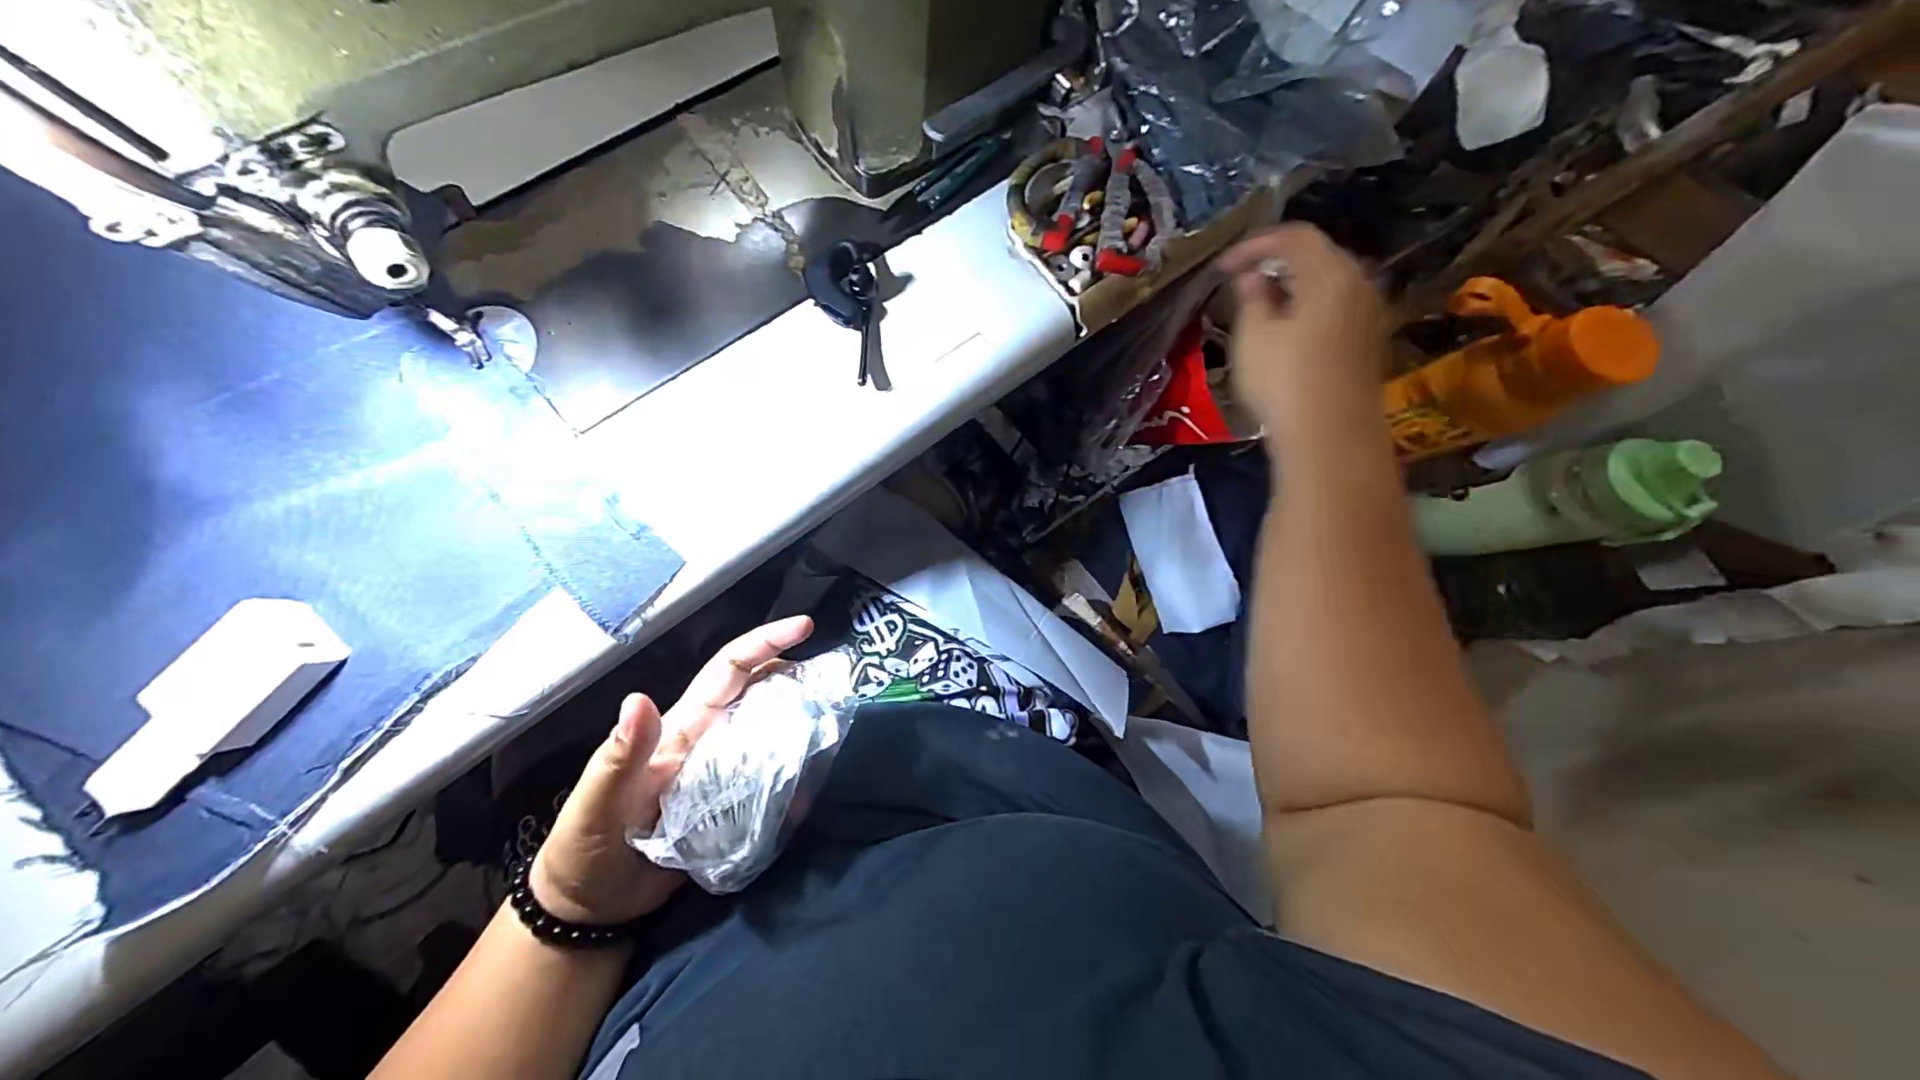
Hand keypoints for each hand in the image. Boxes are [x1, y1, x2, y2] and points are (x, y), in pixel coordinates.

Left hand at [528, 615, 814, 924]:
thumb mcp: (597, 802)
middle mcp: (710, 740)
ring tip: (835, 724)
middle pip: (761, 692)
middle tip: (834, 679)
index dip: (764, 643)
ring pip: (773, 731)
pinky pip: (773, 779)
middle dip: (797, 674)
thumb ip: (619, 756)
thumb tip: (639, 699)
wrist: (591, 906)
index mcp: (682, 727)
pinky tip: (814, 781)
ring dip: (803, 720)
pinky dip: (797, 774)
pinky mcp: (735, 805)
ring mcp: (725, 772)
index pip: (728, 671)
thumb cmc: (585, 847)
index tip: (805, 626)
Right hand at [1215, 225, 1389, 432]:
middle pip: (1317, 255)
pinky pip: (1335, 305)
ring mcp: (1368, 313)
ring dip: (1293, 285)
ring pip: (1327, 281)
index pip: (1294, 237)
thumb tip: (1251, 277)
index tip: (1222, 266)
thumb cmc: (1283, 381)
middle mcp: (1358, 283)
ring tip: (1259, 304)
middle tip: (1241, 279)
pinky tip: (1285, 327)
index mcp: (1331, 274)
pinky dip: (1308, 305)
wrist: (1330, 436)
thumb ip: (1251, 297)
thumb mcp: (1253, 336)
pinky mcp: (1366, 340)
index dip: (1254, 244)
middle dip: (1276, 261)